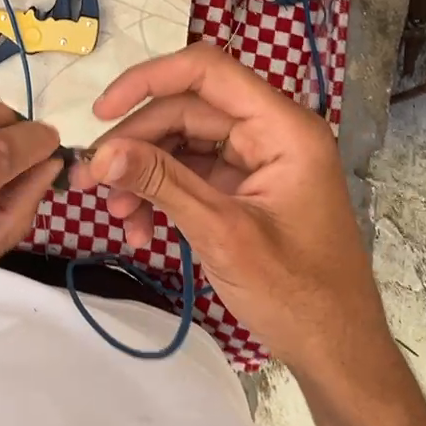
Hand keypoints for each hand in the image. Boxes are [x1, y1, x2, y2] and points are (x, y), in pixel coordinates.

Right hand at [67, 42, 380, 365]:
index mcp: (282, 128)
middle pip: (184, 111)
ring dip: (141, 174)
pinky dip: (159, 196)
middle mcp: (268, 132)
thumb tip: (100, 154)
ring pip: (179, 143)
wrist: (337, 353)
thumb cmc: (296, 294)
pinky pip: (188, 174)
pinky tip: (138, 230)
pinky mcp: (240, 188)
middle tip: (88, 178)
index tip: (102, 113)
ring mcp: (253, 161)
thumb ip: (161, 184)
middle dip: (134, 144)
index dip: (148, 81)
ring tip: (113, 213)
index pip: (206, 72)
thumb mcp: (222, 234)